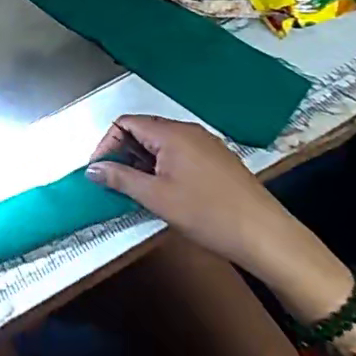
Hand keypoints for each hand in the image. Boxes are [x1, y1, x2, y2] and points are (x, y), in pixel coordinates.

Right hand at [85, 115, 355, 325]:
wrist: (262, 232)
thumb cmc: (208, 214)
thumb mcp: (157, 198)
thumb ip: (121, 179)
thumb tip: (93, 169)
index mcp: (172, 133)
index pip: (127, 122)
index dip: (107, 144)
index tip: (98, 171)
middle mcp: (188, 130)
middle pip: (144, 130)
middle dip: (123, 153)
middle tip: (113, 183)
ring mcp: (205, 143)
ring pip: (162, 143)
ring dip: (142, 161)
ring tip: (136, 190)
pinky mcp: (216, 159)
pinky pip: (180, 152)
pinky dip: (163, 165)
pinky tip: (164, 191)